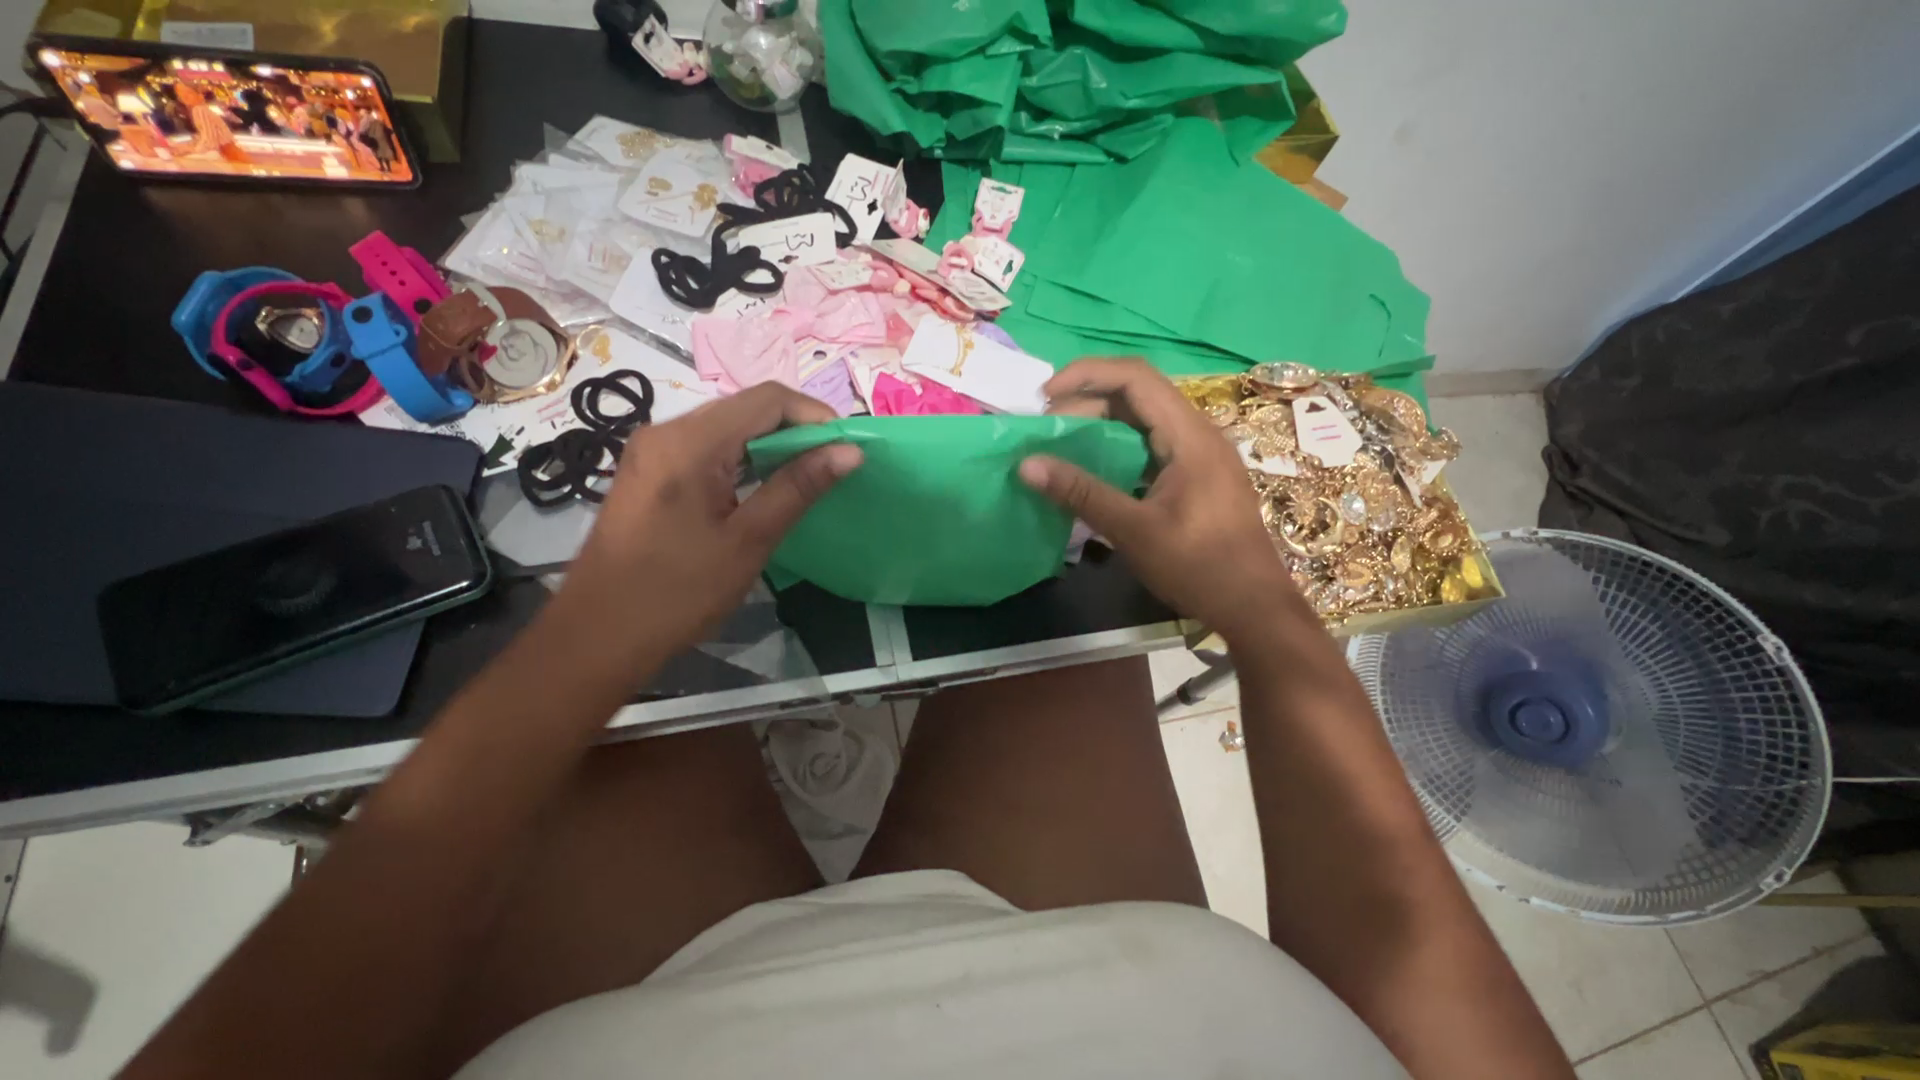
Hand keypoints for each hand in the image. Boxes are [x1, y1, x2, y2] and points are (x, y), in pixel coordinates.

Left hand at [553, 383, 860, 664]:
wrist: (597, 636)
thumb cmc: (677, 593)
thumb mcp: (748, 540)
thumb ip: (798, 488)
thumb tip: (849, 451)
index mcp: (689, 441)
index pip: (767, 399)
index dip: (814, 415)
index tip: (847, 449)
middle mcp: (665, 432)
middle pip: (744, 408)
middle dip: (794, 430)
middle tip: (832, 467)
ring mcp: (651, 452)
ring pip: (725, 428)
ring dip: (768, 446)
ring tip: (804, 480)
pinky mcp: (647, 474)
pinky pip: (704, 449)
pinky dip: (740, 461)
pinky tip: (760, 491)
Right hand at [1019, 357, 1300, 641]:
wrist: (1255, 608)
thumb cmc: (1199, 568)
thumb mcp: (1134, 530)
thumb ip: (1081, 493)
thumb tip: (1026, 464)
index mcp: (1190, 435)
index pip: (1134, 377)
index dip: (1086, 374)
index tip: (1044, 396)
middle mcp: (1198, 434)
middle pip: (1137, 395)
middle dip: (1086, 403)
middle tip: (1045, 431)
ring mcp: (1200, 455)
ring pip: (1144, 421)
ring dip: (1100, 426)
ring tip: (1061, 447)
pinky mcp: (1197, 477)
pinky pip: (1152, 447)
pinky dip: (1118, 450)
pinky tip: (1093, 474)